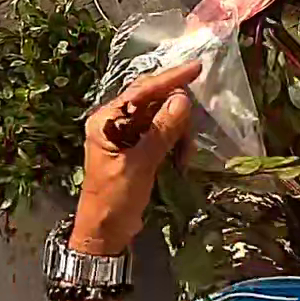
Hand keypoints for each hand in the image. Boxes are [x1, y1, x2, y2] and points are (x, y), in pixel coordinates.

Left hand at [72, 61, 200, 255]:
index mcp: (105, 121)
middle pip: (150, 101)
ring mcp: (125, 135)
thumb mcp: (138, 165)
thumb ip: (160, 133)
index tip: (195, 68)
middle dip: (176, 111)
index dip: (168, 79)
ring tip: (184, 155)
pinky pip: (160, 134)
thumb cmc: (113, 199)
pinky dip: (174, 142)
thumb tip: (182, 100)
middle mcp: (113, 122)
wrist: (104, 232)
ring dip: (177, 132)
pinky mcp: (136, 148)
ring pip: (160, 118)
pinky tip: (181, 158)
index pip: (140, 92)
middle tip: (192, 129)